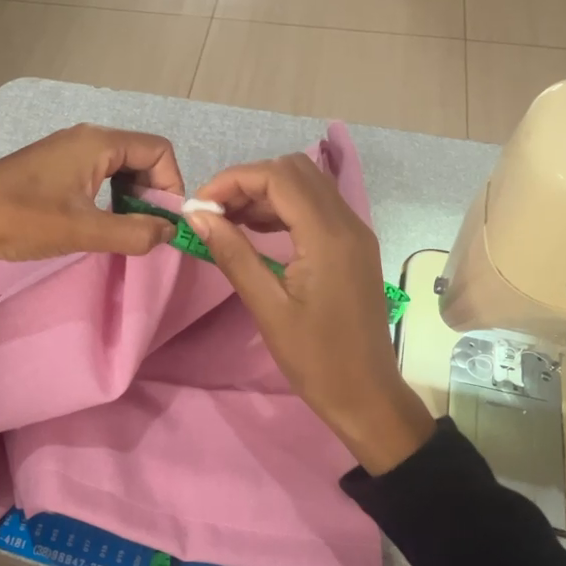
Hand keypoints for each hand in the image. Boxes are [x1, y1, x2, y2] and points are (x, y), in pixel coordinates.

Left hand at [0, 124, 182, 280]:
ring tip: (122, 231)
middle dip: (151, 193)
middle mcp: (85, 138)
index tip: (165, 223)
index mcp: (97, 142)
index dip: (171, 185)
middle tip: (145, 231)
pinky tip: (96, 224)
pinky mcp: (50, 167)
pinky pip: (95, 174)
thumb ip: (134, 232)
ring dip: (129, 197)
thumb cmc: (22, 221)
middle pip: (140, 157)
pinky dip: (107, 196)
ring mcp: (65, 151)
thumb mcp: (84, 231)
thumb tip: (169, 232)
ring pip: (117, 168)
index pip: (158, 151)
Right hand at [184, 155, 434, 474]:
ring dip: (265, 192)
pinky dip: (284, 208)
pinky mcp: (354, 246)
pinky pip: (317, 207)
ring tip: (229, 223)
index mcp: (327, 236)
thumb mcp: (267, 307)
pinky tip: (257, 233)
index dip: (233, 180)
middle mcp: (347, 223)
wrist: (367, 395)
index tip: (200, 206)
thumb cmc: (316, 358)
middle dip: (249, 181)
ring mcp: (355, 233)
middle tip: (215, 213)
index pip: (277, 177)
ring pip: (307, 184)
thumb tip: (198, 215)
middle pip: (294, 170)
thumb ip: (233, 254)